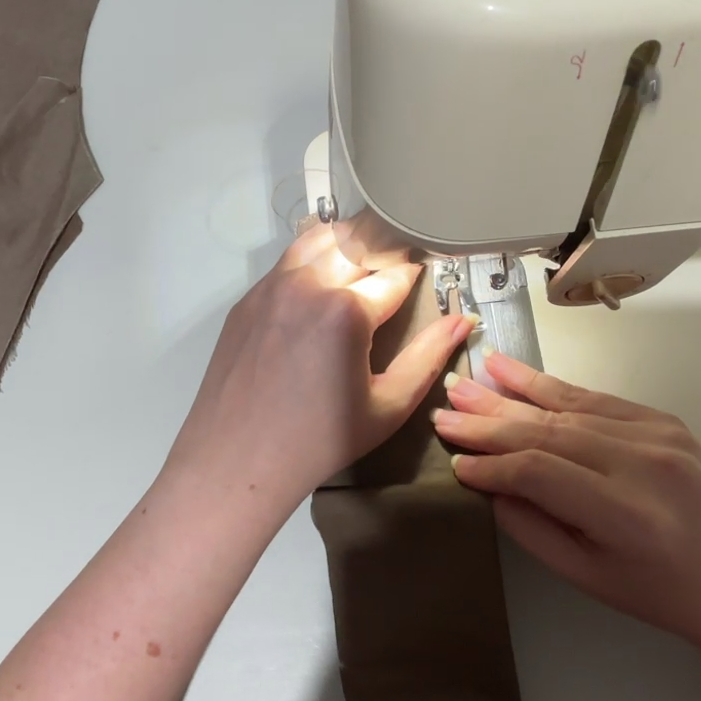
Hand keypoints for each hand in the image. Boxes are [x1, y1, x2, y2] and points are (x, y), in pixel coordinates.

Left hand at [166, 224, 470, 504]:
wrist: (236, 459)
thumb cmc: (319, 442)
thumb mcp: (387, 407)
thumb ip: (428, 357)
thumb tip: (463, 320)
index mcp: (346, 312)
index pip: (394, 275)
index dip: (415, 275)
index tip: (423, 277)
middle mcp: (306, 285)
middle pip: (357, 244)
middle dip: (384, 249)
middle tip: (397, 266)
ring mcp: (270, 287)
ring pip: (317, 240)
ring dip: (346, 243)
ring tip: (363, 261)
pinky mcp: (246, 299)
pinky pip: (286, 263)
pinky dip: (312, 260)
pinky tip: (322, 282)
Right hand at [434, 352, 700, 639]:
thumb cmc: (658, 592)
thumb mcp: (584, 575)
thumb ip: (530, 526)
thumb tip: (486, 481)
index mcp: (624, 514)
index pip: (538, 472)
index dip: (490, 464)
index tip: (454, 460)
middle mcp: (643, 463)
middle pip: (548, 431)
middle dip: (489, 420)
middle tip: (444, 411)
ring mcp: (658, 434)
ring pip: (568, 406)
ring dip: (511, 392)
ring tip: (467, 381)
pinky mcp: (663, 419)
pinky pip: (595, 398)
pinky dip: (550, 386)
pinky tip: (512, 371)